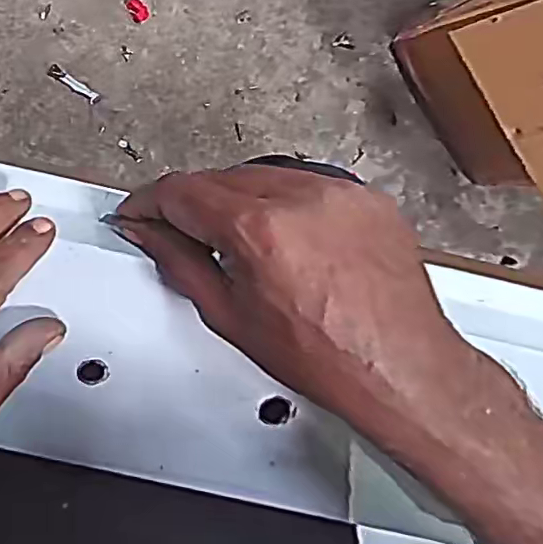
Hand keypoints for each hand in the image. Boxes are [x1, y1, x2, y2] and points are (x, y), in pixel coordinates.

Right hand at [112, 165, 498, 444]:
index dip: (148, 202)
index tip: (139, 211)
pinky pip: (299, 180)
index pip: (180, 191)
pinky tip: (278, 232)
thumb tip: (150, 232)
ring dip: (231, 198)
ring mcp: (335, 192)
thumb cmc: (328, 358)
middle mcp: (300, 198)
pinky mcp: (361, 195)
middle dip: (188, 202)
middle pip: (214, 177)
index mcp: (259, 230)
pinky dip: (277, 199)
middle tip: (177, 230)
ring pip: (254, 173)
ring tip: (234, 239)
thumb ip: (179, 261)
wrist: (403, 370)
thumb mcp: (231, 315)